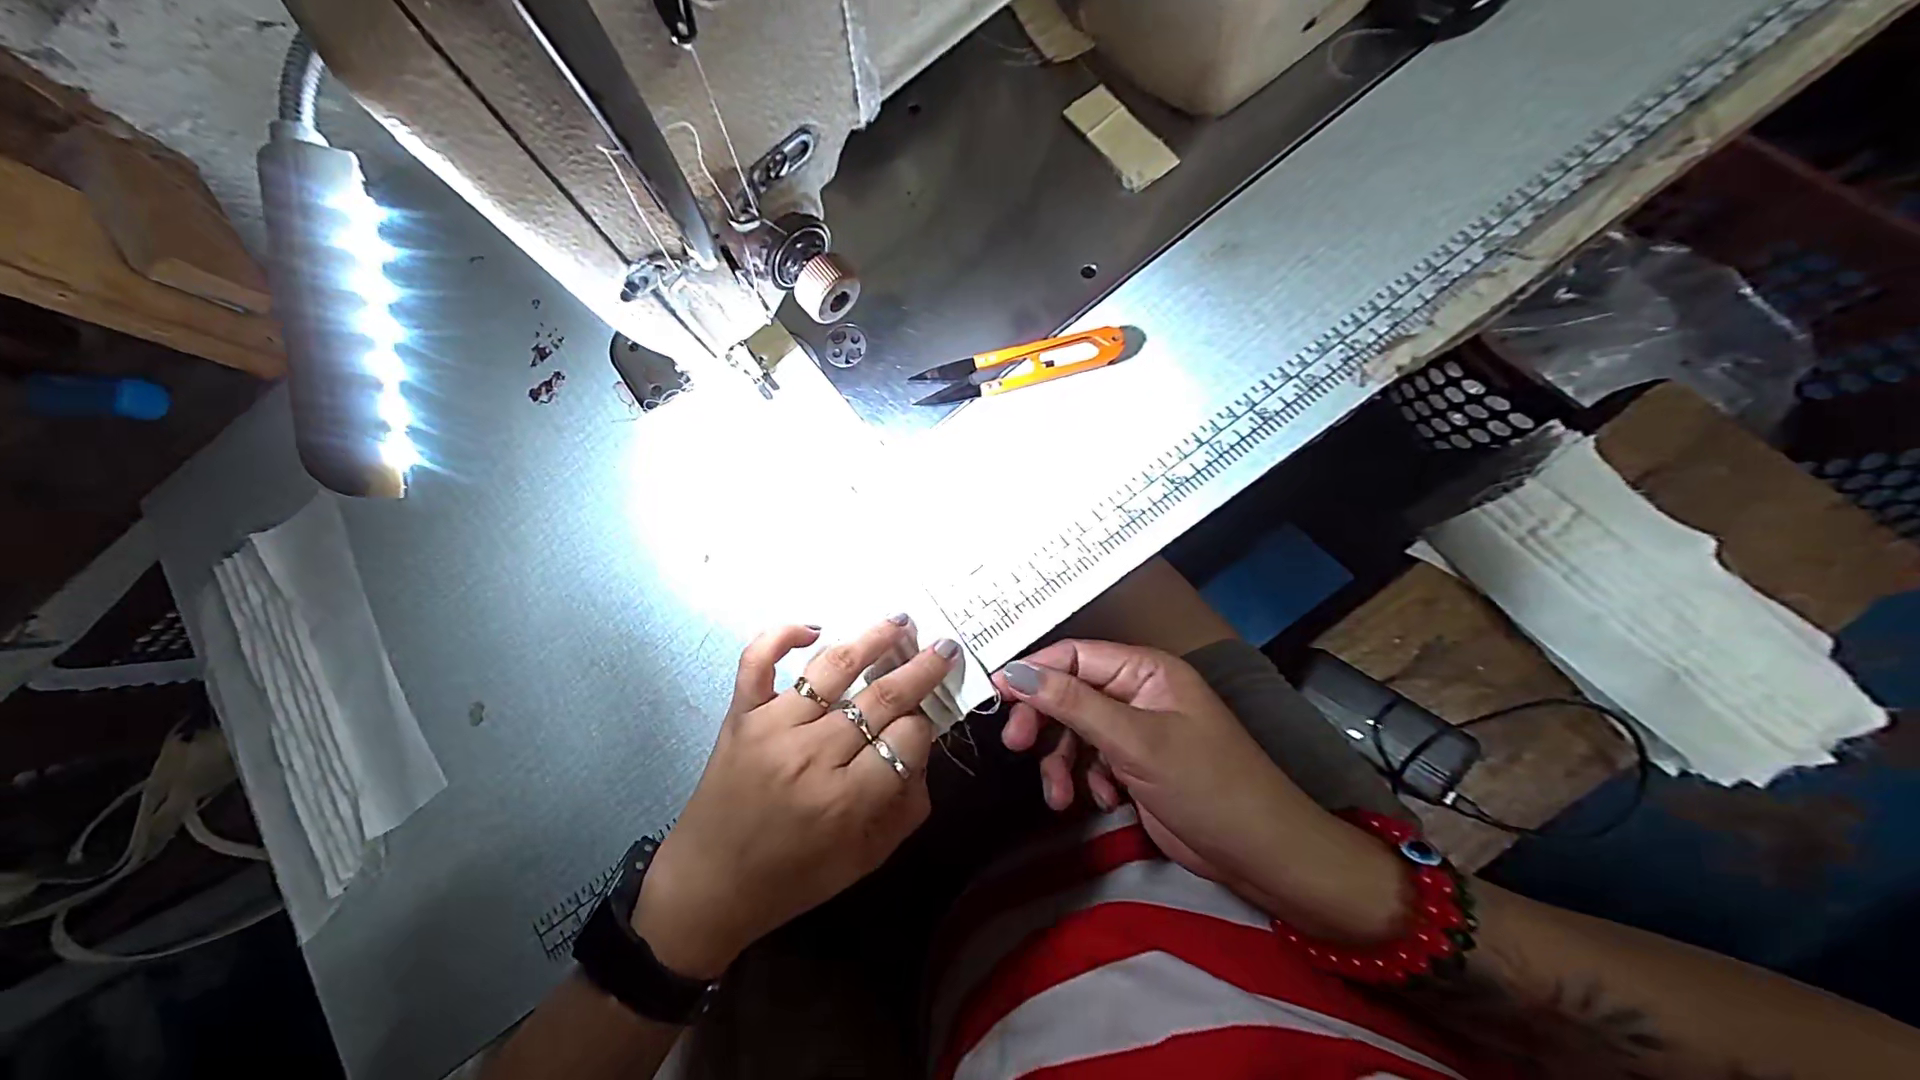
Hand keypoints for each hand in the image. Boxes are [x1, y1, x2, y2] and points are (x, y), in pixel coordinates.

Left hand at [631, 617, 958, 978]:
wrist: (709, 885)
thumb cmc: (795, 877)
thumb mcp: (868, 856)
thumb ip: (908, 803)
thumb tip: (922, 745)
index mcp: (847, 801)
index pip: (908, 738)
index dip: (925, 724)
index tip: (926, 720)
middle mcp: (812, 756)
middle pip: (881, 697)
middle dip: (922, 669)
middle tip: (945, 646)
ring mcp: (772, 728)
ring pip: (832, 669)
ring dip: (873, 639)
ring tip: (900, 621)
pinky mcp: (740, 715)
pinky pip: (757, 662)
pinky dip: (780, 635)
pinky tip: (811, 629)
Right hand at [995, 640, 1409, 942]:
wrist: (1260, 855)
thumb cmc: (1206, 785)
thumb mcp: (1135, 741)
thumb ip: (1074, 704)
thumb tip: (1017, 672)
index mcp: (1145, 671)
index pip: (1075, 656)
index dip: (1035, 672)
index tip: (998, 693)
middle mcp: (1137, 693)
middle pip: (1069, 694)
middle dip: (1045, 722)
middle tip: (1018, 747)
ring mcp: (1135, 730)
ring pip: (1075, 732)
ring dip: (1062, 762)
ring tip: (1062, 796)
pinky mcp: (1134, 765)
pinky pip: (1090, 761)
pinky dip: (1085, 780)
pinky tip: (1099, 800)